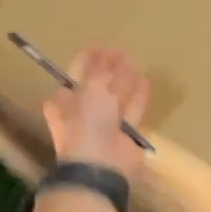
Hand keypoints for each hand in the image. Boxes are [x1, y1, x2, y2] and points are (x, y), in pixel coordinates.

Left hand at [43, 47, 150, 180]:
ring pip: (115, 96)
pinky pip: (133, 109)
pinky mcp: (126, 133)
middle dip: (106, 68)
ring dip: (123, 80)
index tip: (98, 46)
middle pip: (96, 84)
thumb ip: (101, 72)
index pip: (74, 75)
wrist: (100, 165)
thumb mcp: (90, 90)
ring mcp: (104, 123)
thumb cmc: (86, 124)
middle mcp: (83, 111)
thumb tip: (110, 56)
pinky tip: (145, 81)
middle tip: (119, 52)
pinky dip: (138, 95)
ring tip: (133, 62)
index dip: (86, 60)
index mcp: (65, 102)